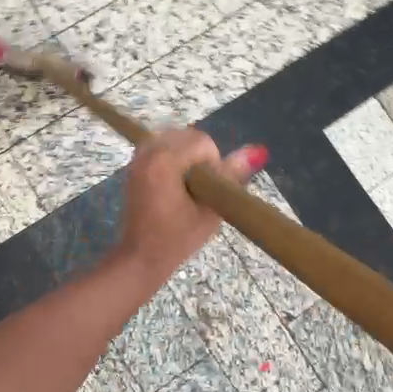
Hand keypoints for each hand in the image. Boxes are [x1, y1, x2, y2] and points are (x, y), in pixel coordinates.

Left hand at [115, 129, 266, 276]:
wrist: (140, 255)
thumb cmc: (177, 238)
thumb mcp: (210, 210)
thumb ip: (231, 176)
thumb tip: (258, 150)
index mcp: (164, 161)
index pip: (202, 142)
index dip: (213, 164)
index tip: (208, 190)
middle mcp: (148, 152)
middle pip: (187, 135)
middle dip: (200, 157)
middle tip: (199, 189)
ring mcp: (138, 157)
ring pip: (174, 139)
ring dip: (186, 156)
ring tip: (188, 187)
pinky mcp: (134, 165)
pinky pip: (160, 146)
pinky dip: (172, 158)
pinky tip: (174, 184)